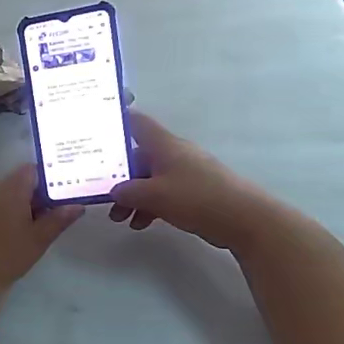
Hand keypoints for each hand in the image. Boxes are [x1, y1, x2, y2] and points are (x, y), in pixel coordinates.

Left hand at [0, 163, 83, 289]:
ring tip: (40, 219)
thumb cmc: (9, 255)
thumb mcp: (40, 238)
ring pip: (6, 192)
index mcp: (10, 191)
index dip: (47, 177)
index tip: (62, 188)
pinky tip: (18, 226)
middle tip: (55, 207)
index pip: (30, 170)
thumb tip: (77, 205)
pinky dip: (8, 208)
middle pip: (18, 180)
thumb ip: (59, 219)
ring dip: (22, 200)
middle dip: (36, 191)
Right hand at [109, 112, 289, 252]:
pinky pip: (163, 193)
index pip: (137, 123)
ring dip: (132, 196)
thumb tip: (114, 191)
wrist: (246, 220)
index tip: (97, 128)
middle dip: (118, 176)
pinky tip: (141, 223)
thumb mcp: (153, 195)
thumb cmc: (196, 198)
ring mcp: (186, 173)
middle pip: (138, 157)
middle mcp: (175, 154)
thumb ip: (127, 192)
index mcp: (164, 145)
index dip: (118, 121)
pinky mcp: (195, 192)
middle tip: (102, 193)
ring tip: (120, 218)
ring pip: (149, 179)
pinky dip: (149, 205)